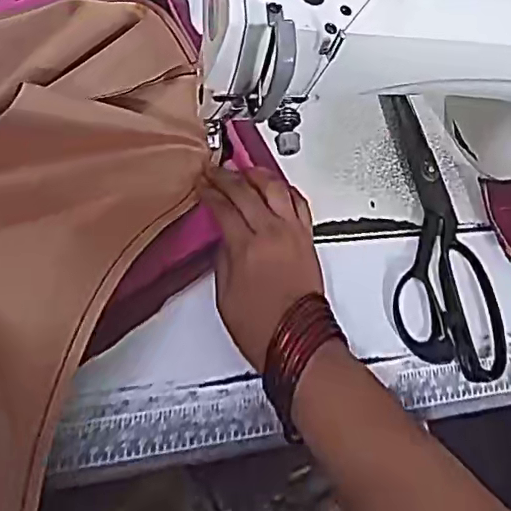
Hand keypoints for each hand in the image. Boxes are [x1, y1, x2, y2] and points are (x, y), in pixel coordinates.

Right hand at [197, 164, 323, 369]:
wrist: (298, 341)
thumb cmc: (264, 328)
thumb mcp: (225, 296)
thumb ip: (223, 259)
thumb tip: (223, 237)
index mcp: (247, 248)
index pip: (224, 207)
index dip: (210, 192)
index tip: (203, 185)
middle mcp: (272, 234)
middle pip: (246, 190)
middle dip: (227, 176)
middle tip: (216, 170)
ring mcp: (292, 233)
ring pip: (275, 187)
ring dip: (257, 174)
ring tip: (246, 170)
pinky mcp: (307, 237)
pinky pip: (298, 202)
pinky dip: (286, 189)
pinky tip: (278, 186)